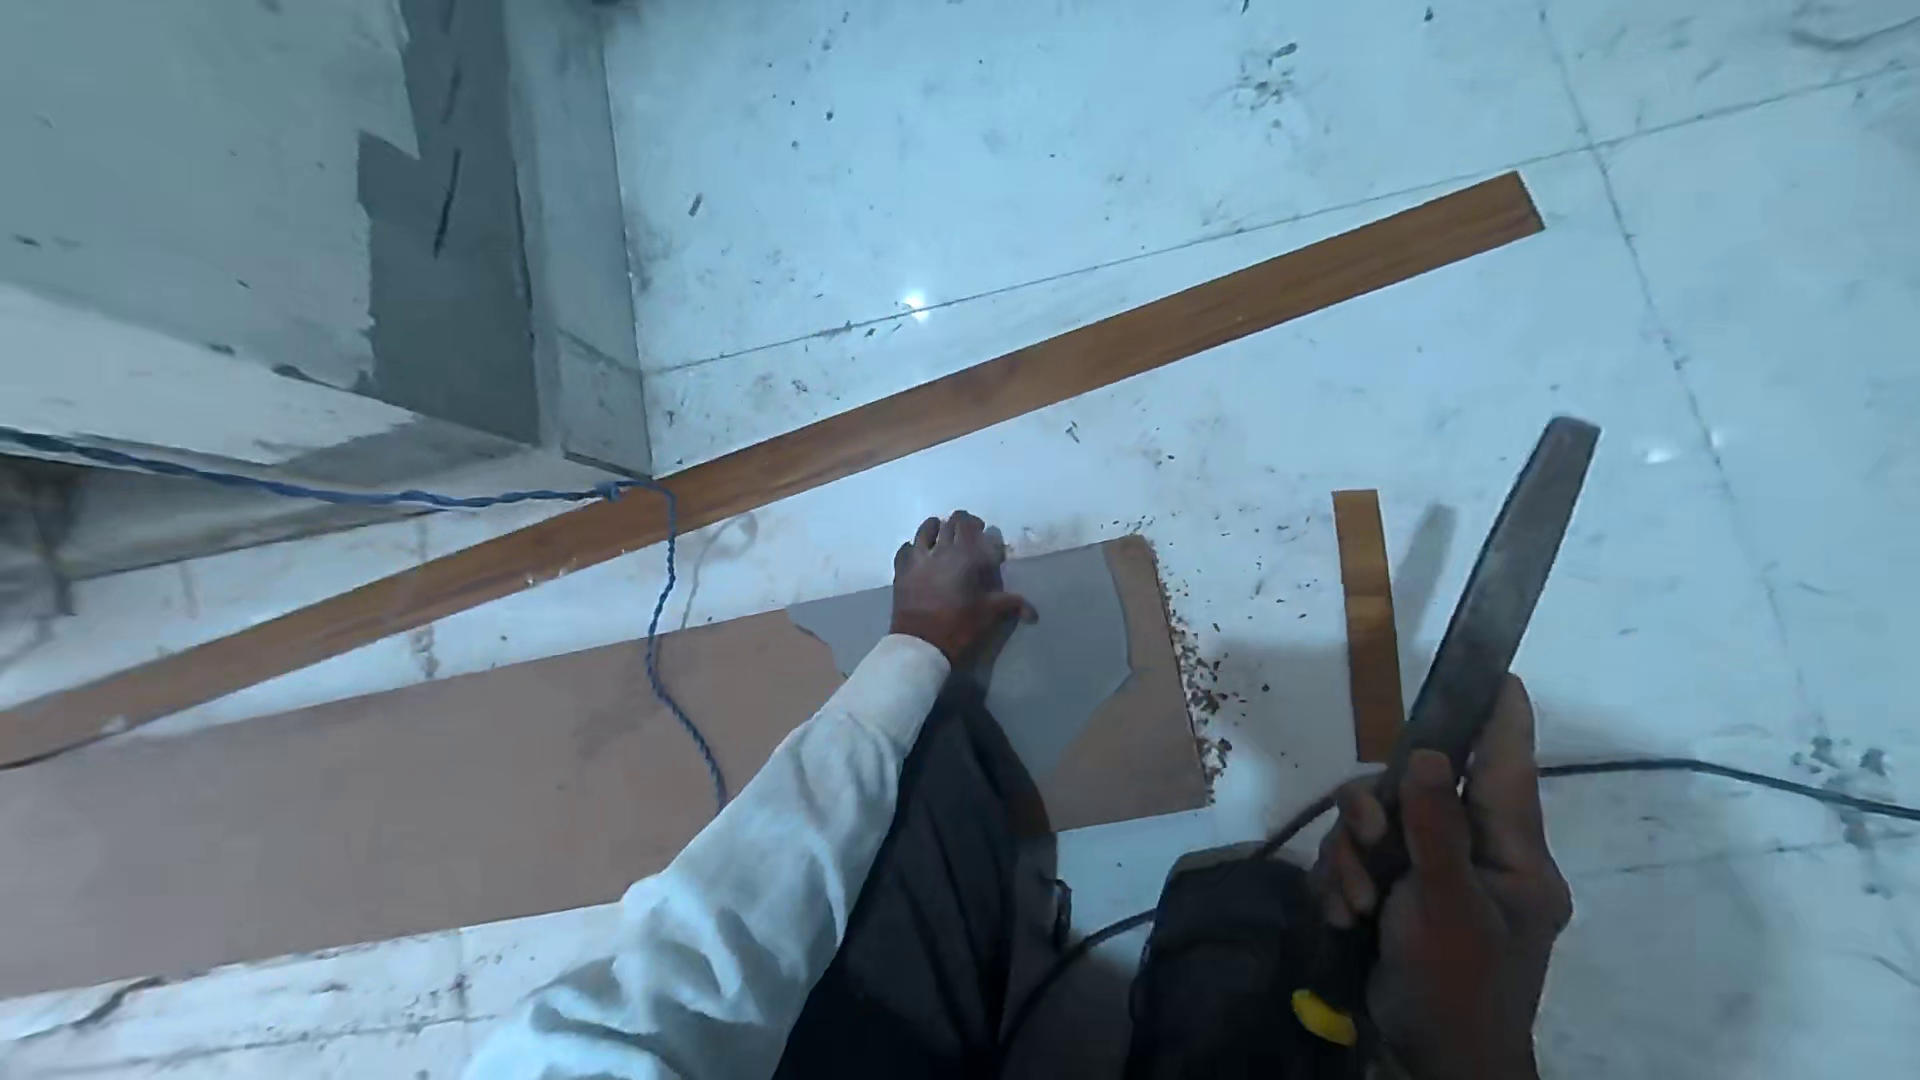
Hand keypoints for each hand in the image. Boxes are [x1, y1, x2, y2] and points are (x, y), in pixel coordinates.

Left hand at [889, 511, 1030, 664]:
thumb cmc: (959, 625)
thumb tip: (1034, 612)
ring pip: (924, 530)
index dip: (974, 523)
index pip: (967, 524)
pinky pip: (905, 549)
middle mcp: (939, 550)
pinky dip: (913, 547)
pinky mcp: (900, 571)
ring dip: (934, 529)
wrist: (921, 644)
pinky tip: (918, 554)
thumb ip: (1012, 604)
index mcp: (964, 555)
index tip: (981, 531)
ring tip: (940, 537)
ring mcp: (916, 559)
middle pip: (947, 524)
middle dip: (957, 524)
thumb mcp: (990, 613)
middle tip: (964, 535)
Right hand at [1311, 676, 1570, 1079]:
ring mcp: (1425, 870)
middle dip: (1376, 817)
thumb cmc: (1458, 983)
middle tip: (1368, 845)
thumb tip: (1432, 755)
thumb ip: (1437, 829)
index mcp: (1511, 859)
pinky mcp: (1389, 886)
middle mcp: (1468, 854)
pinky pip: (1351, 856)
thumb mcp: (1449, 907)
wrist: (1428, 1056)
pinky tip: (1345, 915)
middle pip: (1411, 791)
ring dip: (1350, 859)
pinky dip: (1340, 881)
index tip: (1501, 678)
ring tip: (1355, 903)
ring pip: (1370, 822)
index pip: (1508, 774)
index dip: (1503, 725)